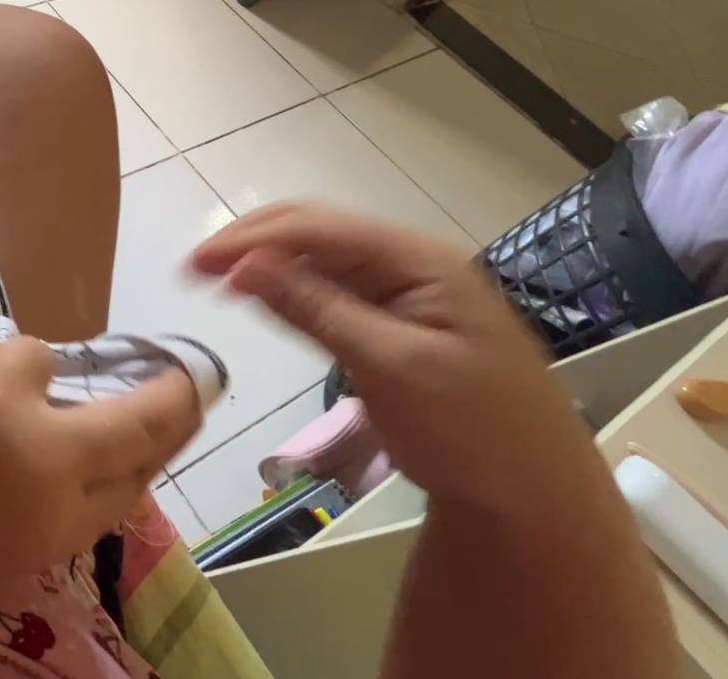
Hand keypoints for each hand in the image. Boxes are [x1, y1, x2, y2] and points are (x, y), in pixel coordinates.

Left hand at [0, 330, 200, 610]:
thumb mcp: (17, 543)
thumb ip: (81, 497)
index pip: (148, 438)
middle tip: (80, 410)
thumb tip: (124, 450)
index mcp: (57, 496)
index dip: (177, 407)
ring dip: (22, 384)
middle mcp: (36, 431)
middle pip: (117, 402)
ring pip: (39, 363)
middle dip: (124, 400)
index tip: (186, 388)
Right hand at [190, 203, 597, 515]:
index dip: (250, 239)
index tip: (195, 265)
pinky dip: (284, 288)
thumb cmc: (472, 432)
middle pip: (313, 230)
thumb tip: (242, 266)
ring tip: (209, 280)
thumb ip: (314, 308)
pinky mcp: (389, 319)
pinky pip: (326, 289)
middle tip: (193, 269)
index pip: (317, 228)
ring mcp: (400, 290)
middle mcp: (407, 263)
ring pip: (314, 257)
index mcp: (419, 260)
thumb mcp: (389, 366)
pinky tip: (254, 296)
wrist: (534, 500)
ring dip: (261, 262)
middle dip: (249, 242)